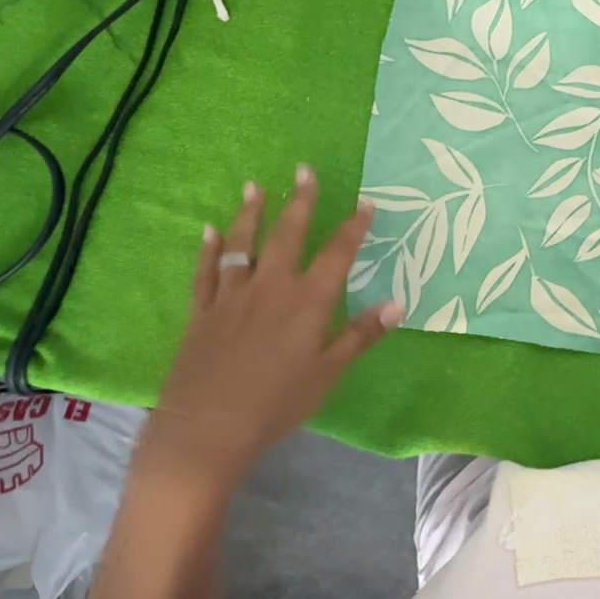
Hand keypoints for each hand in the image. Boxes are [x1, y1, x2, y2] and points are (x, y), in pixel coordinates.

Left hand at [147, 168, 399, 481]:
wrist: (207, 429)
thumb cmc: (277, 404)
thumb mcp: (328, 373)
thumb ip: (361, 335)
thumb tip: (398, 303)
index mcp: (307, 302)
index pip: (337, 254)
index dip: (353, 227)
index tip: (366, 204)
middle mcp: (271, 288)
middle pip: (288, 235)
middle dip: (300, 201)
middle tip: (303, 170)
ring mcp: (232, 296)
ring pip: (243, 244)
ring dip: (251, 213)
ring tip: (255, 186)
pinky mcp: (202, 311)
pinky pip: (206, 271)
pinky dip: (209, 248)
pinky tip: (210, 230)